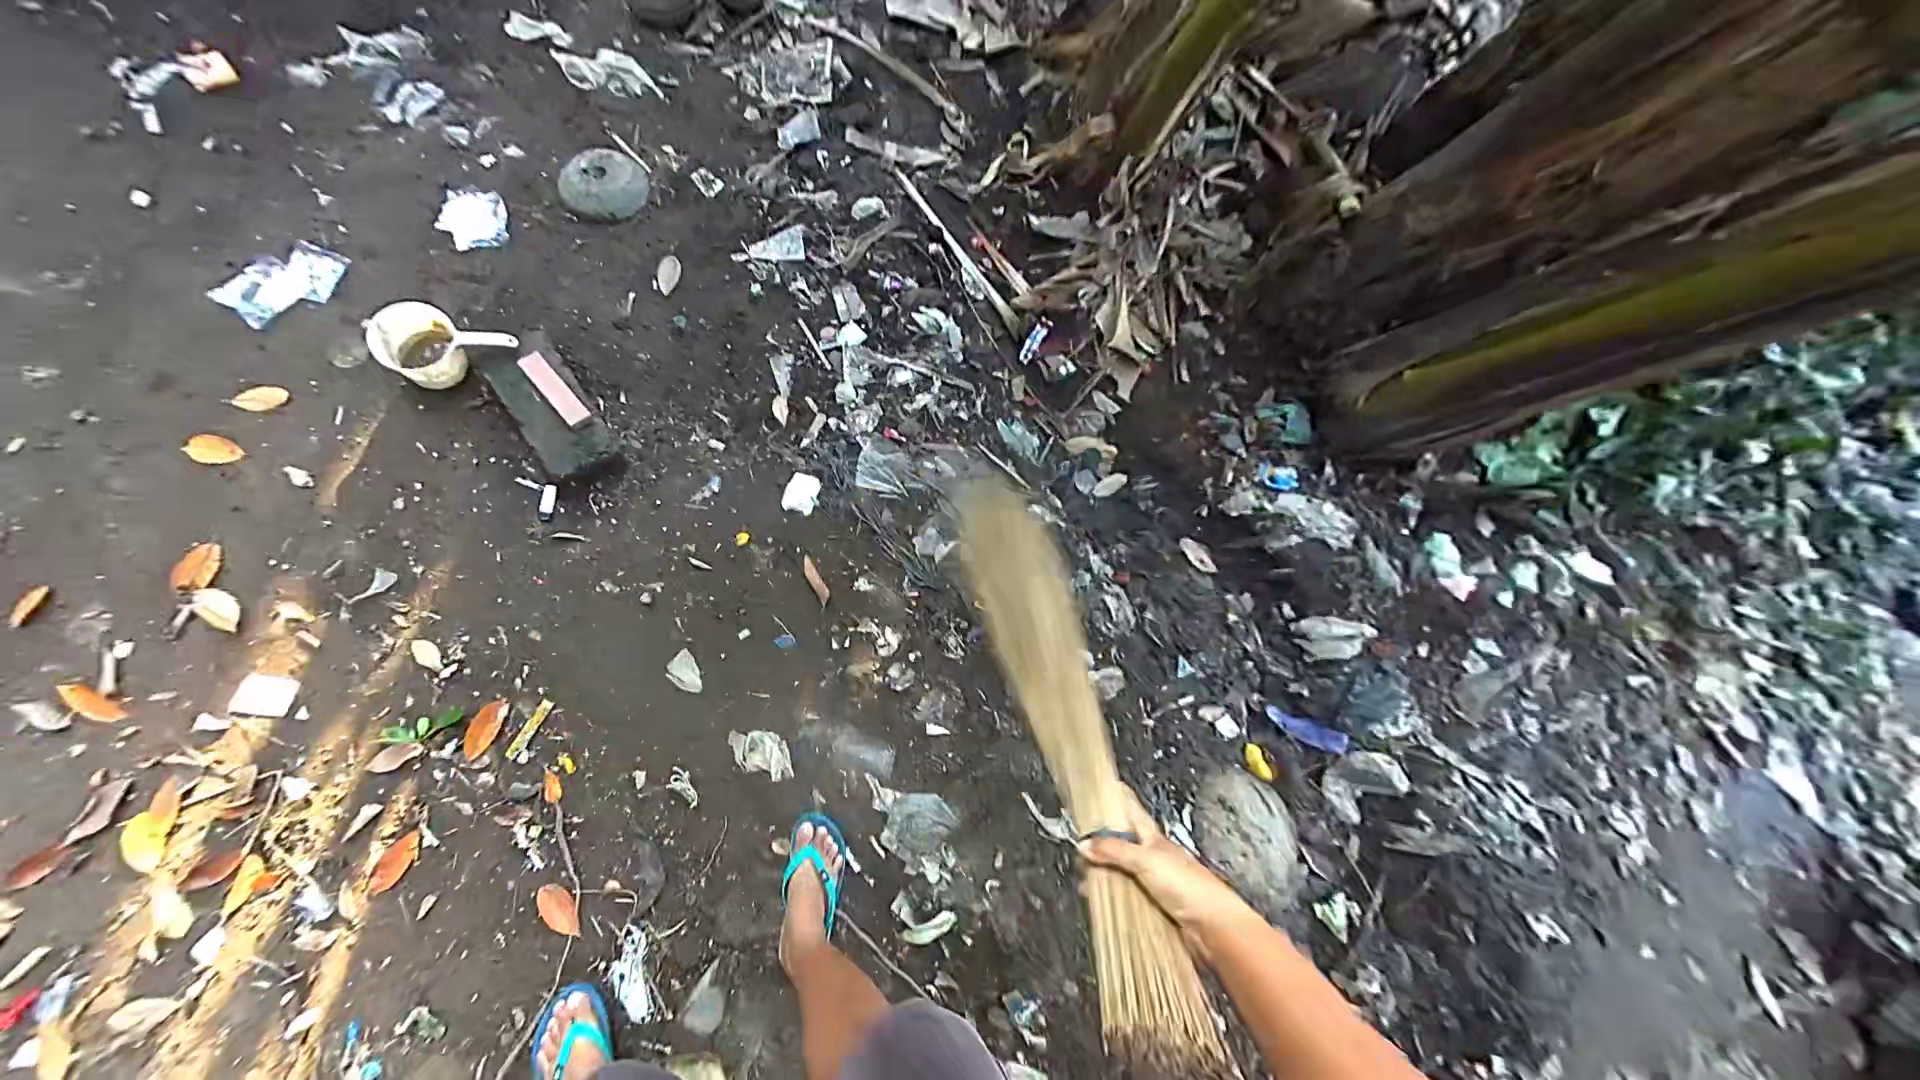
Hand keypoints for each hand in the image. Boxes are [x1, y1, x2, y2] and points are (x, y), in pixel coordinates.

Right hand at [1078, 788, 1260, 964]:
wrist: (1215, 928)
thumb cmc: (1188, 886)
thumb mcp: (1145, 860)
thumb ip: (1114, 851)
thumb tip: (1084, 844)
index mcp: (1153, 839)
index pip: (1131, 813)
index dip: (1117, 801)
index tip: (1100, 791)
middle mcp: (1154, 858)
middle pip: (1122, 845)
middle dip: (1101, 845)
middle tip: (1078, 848)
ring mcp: (1155, 883)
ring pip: (1123, 873)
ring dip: (1105, 875)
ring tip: (1083, 879)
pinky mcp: (1156, 908)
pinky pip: (1128, 898)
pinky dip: (1113, 898)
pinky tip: (1101, 901)